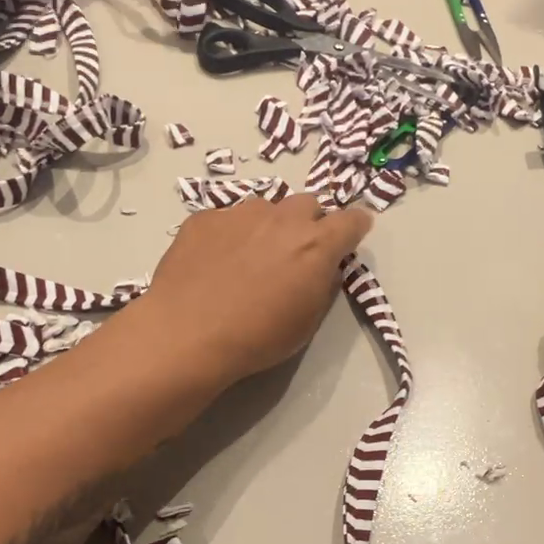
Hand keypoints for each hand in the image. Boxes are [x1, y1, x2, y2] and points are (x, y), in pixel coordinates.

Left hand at [135, 194, 373, 384]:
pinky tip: (214, 265)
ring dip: (268, 228)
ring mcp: (240, 213)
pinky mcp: (204, 218)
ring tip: (249, 261)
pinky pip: (227, 219)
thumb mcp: (305, 323)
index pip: (351, 221)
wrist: (189, 333)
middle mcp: (282, 219)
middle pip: (307, 205)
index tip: (352, 235)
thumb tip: (323, 268)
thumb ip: (321, 286)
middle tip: (295, 254)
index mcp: (316, 245)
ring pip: (265, 209)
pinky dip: (230, 236)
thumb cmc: (256, 338)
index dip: (355, 227)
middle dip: (308, 224)